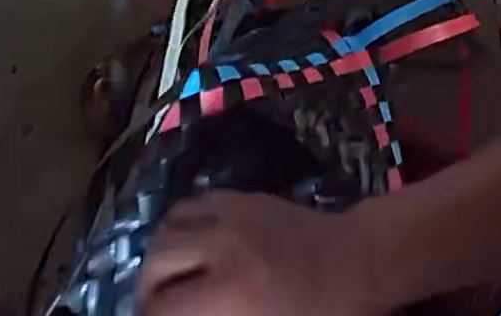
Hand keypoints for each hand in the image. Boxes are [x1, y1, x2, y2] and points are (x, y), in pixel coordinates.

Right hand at [138, 191, 387, 315]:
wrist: (354, 260)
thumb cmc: (316, 312)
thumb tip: (182, 314)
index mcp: (227, 293)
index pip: (161, 306)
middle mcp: (222, 246)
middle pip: (157, 258)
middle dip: (146, 287)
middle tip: (154, 305)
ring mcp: (233, 214)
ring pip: (171, 221)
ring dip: (160, 249)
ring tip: (167, 273)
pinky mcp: (245, 196)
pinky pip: (198, 200)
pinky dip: (183, 220)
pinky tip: (190, 240)